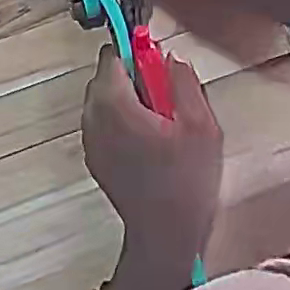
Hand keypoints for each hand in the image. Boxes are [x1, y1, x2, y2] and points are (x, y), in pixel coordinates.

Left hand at [83, 45, 219, 289]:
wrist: (164, 234)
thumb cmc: (186, 179)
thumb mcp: (201, 124)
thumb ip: (183, 81)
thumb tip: (169, 57)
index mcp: (112, 101)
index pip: (112, 55)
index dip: (137, 55)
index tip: (159, 71)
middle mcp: (92, 115)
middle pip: (107, 77)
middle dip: (135, 80)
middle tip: (168, 103)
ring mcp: (89, 138)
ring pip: (105, 100)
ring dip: (129, 102)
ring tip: (162, 127)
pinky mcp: (93, 156)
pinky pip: (104, 123)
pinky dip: (121, 123)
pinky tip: (149, 146)